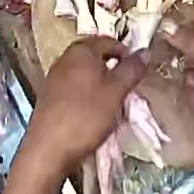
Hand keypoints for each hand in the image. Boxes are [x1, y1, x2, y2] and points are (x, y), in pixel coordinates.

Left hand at [15, 36, 143, 182]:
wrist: (48, 152)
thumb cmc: (86, 116)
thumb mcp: (118, 91)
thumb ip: (132, 69)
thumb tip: (144, 52)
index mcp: (81, 51)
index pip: (109, 41)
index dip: (126, 52)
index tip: (137, 70)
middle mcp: (64, 60)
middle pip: (95, 55)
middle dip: (113, 67)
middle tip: (127, 85)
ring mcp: (54, 79)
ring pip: (85, 73)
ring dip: (101, 81)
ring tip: (113, 101)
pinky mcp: (49, 98)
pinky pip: (74, 87)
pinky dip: (88, 94)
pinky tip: (94, 112)